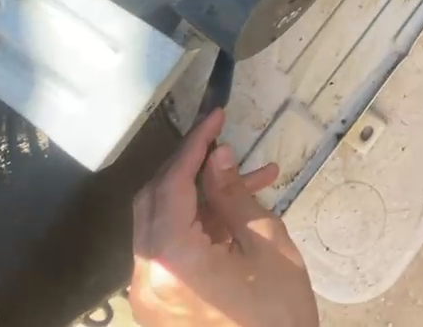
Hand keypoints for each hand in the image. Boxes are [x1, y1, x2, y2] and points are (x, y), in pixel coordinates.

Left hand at [130, 109, 319, 326]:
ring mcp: (148, 296)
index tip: (218, 114)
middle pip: (153, 201)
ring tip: (258, 177)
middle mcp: (145, 277)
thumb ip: (233, 196)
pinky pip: (171, 248)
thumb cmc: (277, 309)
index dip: (194, 144)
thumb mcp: (265, 242)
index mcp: (171, 260)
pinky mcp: (159, 305)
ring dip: (202, 193)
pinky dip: (199, 222)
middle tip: (226, 139)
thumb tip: (216, 156)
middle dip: (189, 164)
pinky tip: (240, 212)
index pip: (171, 185)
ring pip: (163, 223)